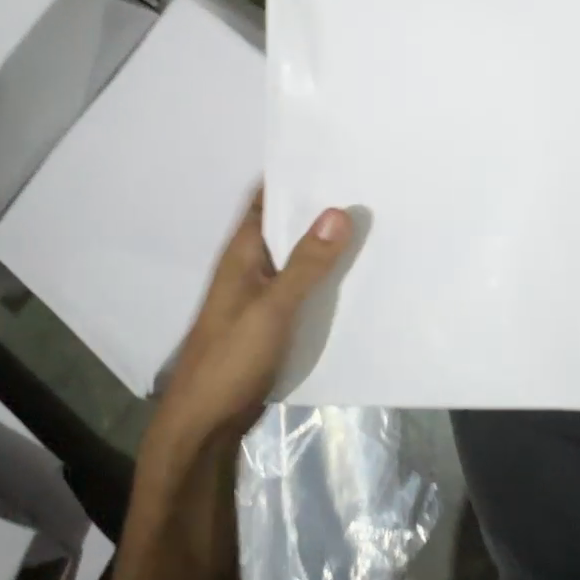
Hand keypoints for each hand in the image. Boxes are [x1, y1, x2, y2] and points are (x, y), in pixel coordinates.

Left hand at [148, 189, 354, 448]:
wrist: (203, 427)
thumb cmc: (229, 361)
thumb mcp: (272, 309)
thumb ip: (306, 264)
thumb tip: (339, 210)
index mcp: (242, 254)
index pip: (267, 198)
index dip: (295, 173)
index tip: (338, 153)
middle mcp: (252, 267)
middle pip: (289, 226)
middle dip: (323, 206)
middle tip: (372, 184)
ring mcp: (264, 296)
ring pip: (301, 257)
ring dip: (329, 243)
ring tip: (376, 221)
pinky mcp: (276, 322)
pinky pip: (307, 288)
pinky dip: (329, 277)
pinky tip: (361, 275)